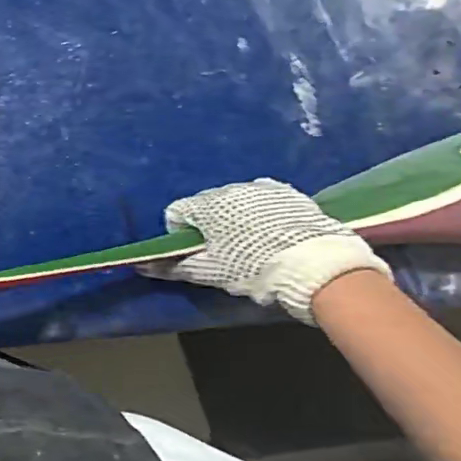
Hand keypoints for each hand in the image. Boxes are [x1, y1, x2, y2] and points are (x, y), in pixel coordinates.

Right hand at [141, 179, 390, 323]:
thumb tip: (140, 266)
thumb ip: (170, 266)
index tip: (197, 251)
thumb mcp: (208, 271)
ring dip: (235, 217)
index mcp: (205, 205)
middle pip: (206, 204)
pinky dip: (261, 213)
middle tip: (223, 248)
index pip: (177, 212)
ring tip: (250, 240)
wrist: (320, 268)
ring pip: (236, 201)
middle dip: (209, 222)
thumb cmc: (252, 266)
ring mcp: (264, 190)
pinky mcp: (293, 195)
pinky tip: (272, 232)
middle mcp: (231, 190)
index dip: (182, 233)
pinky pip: (264, 200)